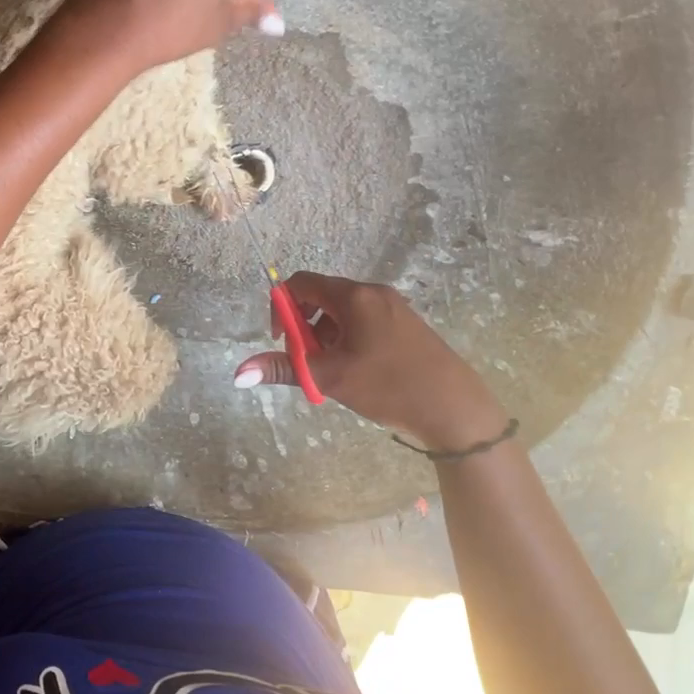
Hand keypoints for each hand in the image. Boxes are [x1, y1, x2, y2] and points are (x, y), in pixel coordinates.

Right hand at [233, 272, 507, 452]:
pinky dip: (347, 339)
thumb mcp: (329, 378)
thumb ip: (283, 369)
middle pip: (321, 296)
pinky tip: (355, 370)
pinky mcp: (405, 324)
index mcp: (354, 297)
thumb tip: (238, 373)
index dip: (281, 307)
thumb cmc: (389, 386)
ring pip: (341, 311)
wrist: (456, 410)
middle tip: (306, 359)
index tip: (282, 339)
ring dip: (324, 335)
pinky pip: (362, 320)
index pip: (301, 283)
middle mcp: (373, 293)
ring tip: (331, 369)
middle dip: (304, 326)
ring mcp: (393, 307)